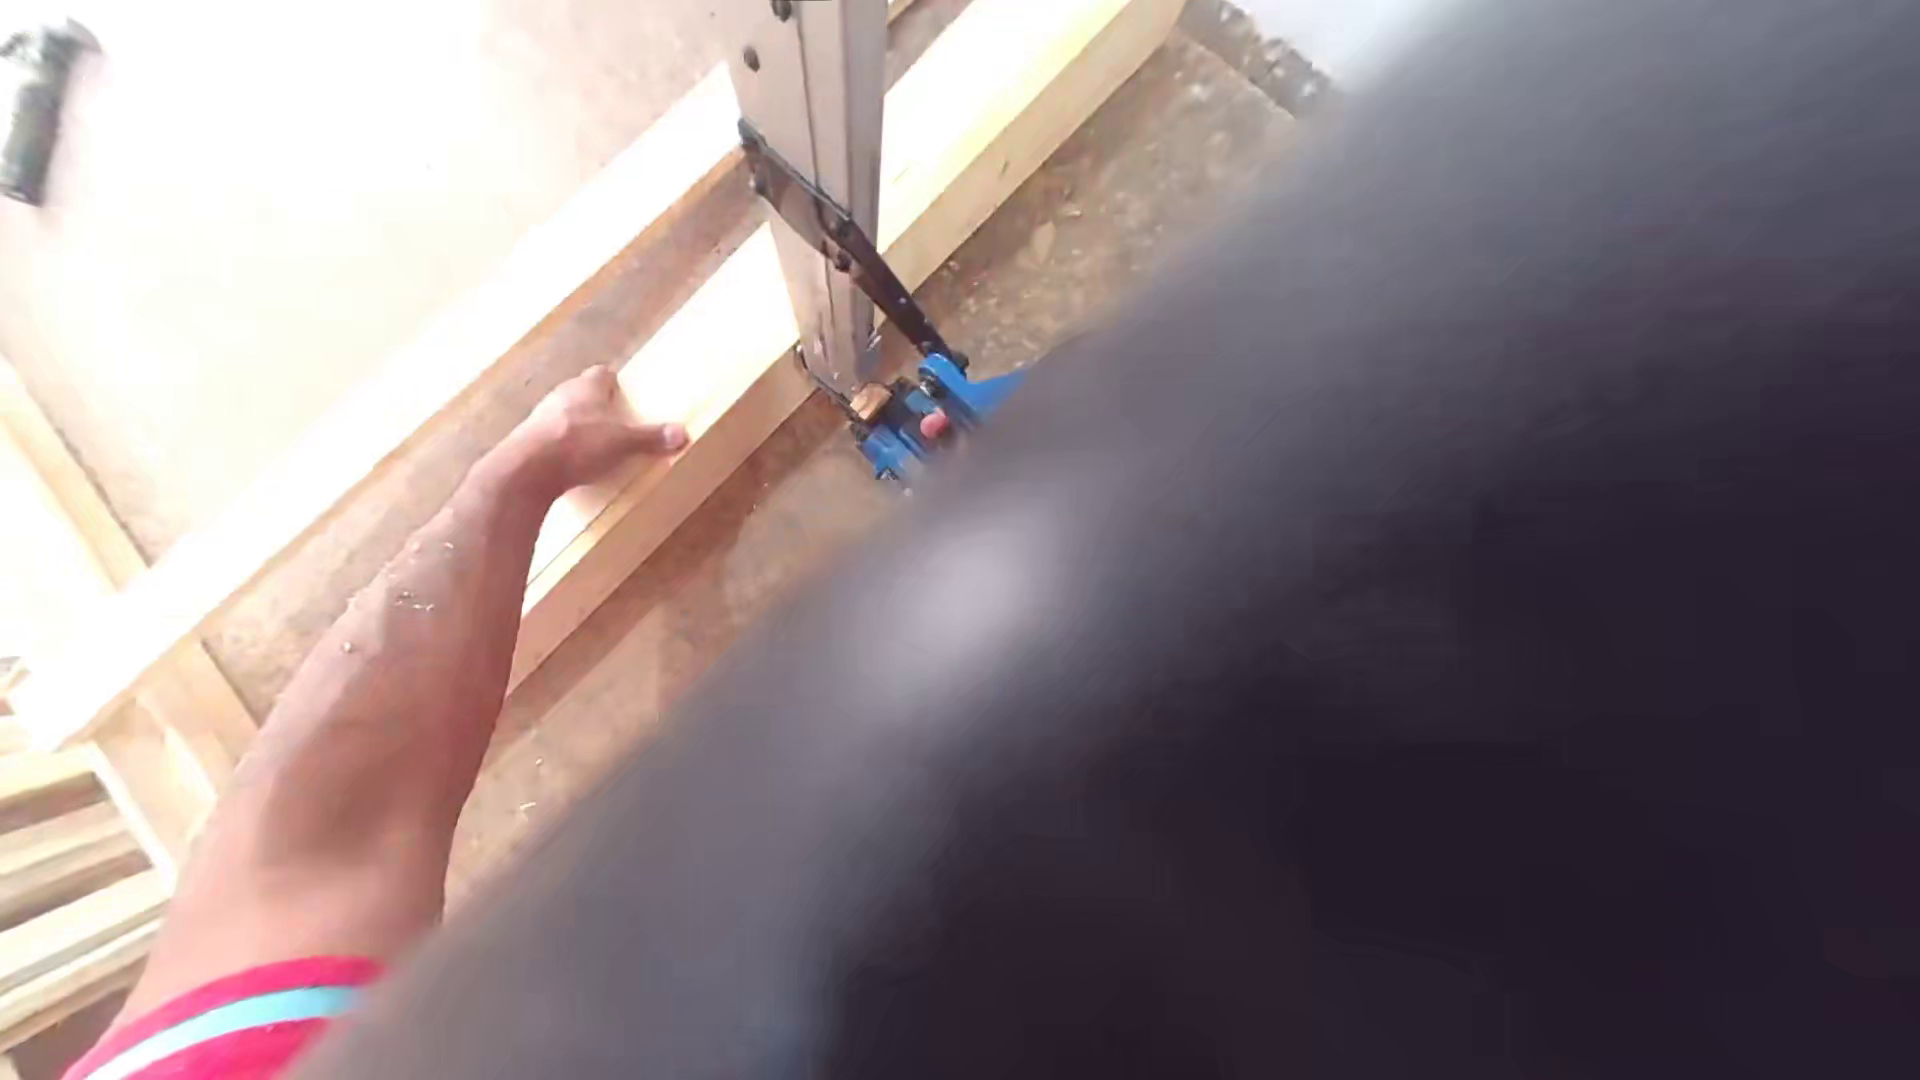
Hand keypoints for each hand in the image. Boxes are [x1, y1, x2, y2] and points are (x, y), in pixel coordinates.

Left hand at [499, 366, 687, 497]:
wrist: (527, 469)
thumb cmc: (580, 444)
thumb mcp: (624, 442)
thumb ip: (652, 437)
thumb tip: (683, 432)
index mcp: (586, 387)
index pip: (602, 374)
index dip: (615, 382)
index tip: (628, 393)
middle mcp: (561, 395)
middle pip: (584, 393)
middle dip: (600, 404)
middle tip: (620, 419)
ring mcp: (541, 416)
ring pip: (567, 413)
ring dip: (582, 424)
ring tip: (601, 442)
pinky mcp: (529, 439)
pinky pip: (555, 436)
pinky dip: (567, 444)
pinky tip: (578, 460)